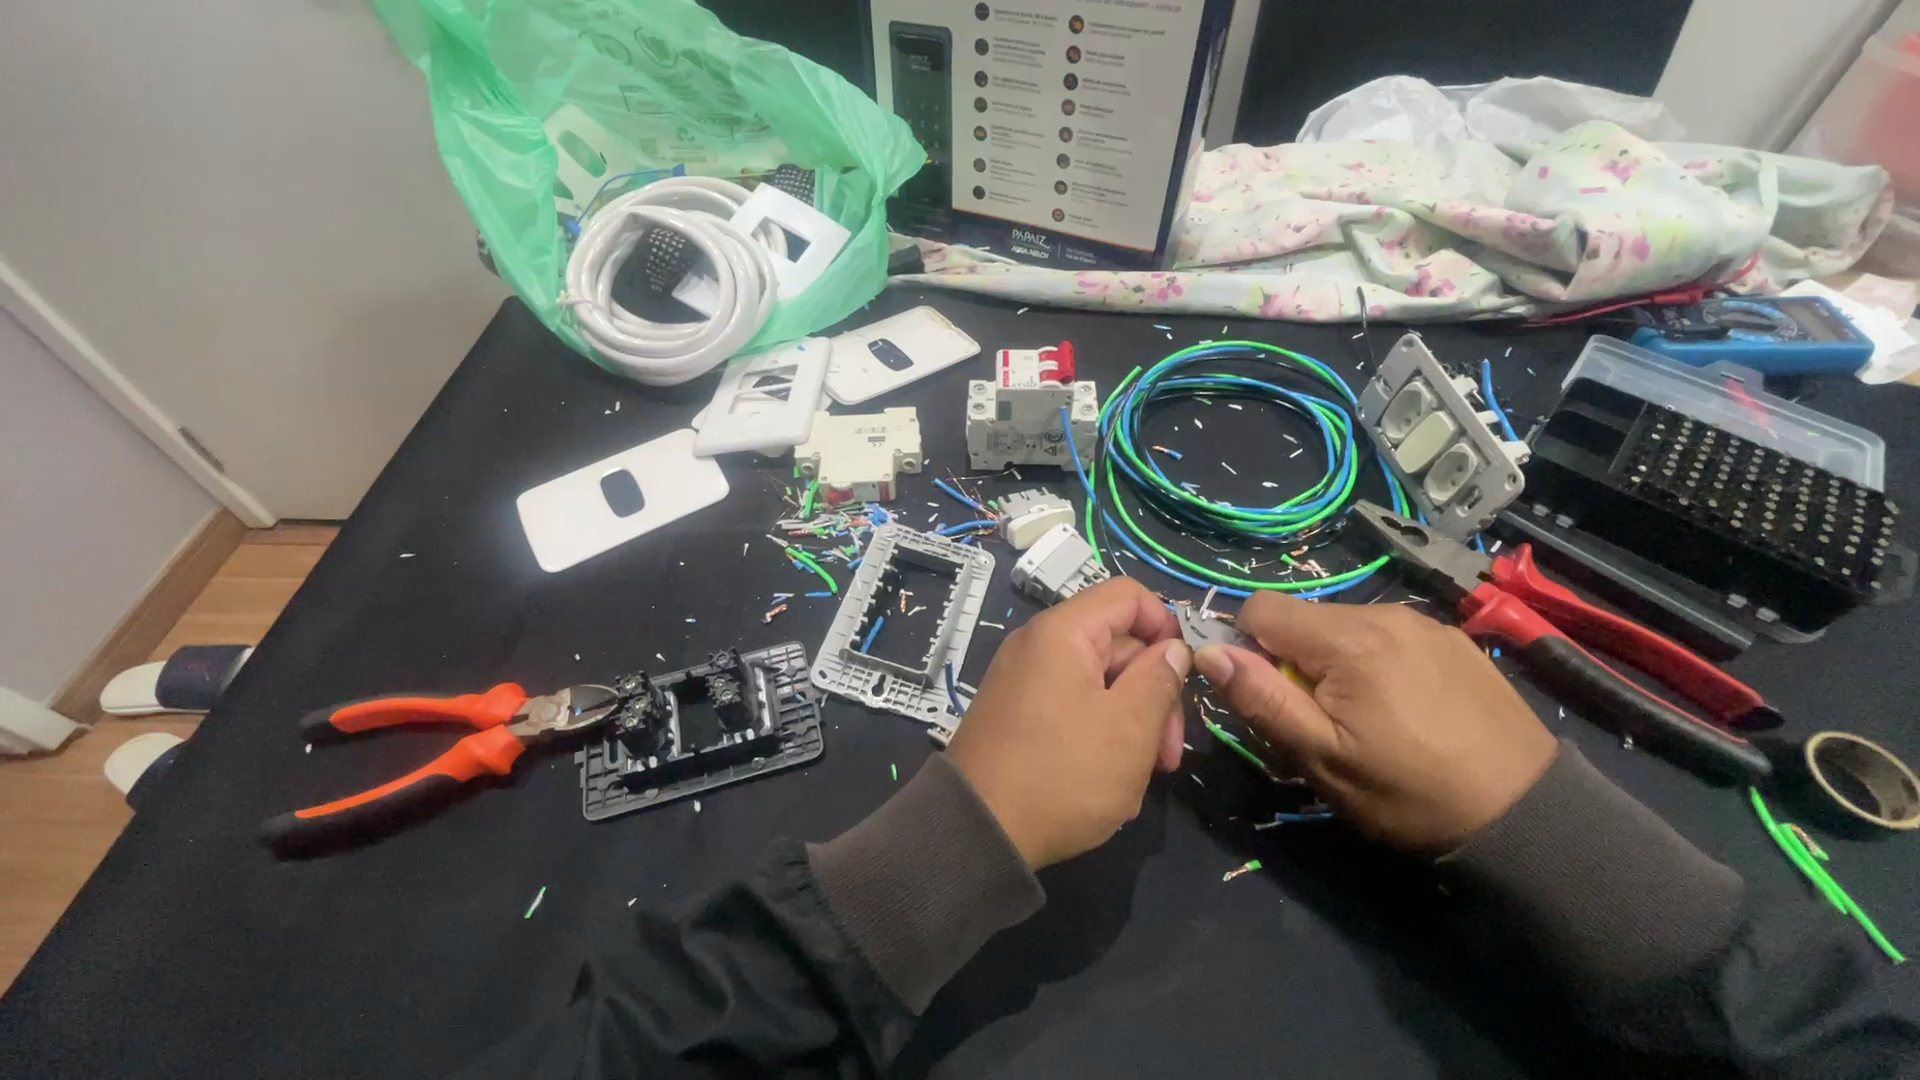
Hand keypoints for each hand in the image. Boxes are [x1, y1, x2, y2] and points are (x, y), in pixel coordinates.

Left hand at [946, 579, 1191, 868]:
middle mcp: (1038, 646)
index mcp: (1062, 632)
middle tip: (1168, 756)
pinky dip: (1099, 738)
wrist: (978, 831)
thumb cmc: (1062, 773)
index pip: (1128, 596)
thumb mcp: (1129, 727)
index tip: (1185, 677)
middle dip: (1153, 696)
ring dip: (1130, 727)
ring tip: (1138, 781)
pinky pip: (1072, 710)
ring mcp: (1025, 682)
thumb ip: (1159, 679)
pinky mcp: (1018, 716)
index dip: (1167, 627)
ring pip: (1100, 685)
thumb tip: (1174, 649)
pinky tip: (1109, 784)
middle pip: (1117, 646)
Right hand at [1192, 593, 1556, 853]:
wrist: (1531, 817)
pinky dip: (1374, 662)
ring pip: (1343, 625)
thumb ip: (1261, 698)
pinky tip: (1405, 708)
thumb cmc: (1410, 793)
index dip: (1248, 647)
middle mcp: (1385, 613)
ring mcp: (1425, 623)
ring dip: (1334, 661)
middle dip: (1293, 659)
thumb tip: (1208, 653)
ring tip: (1367, 717)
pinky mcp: (1454, 640)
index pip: (1259, 607)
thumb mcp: (1321, 757)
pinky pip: (1386, 635)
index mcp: (1348, 639)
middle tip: (1323, 718)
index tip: (1273, 695)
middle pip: (1303, 617)